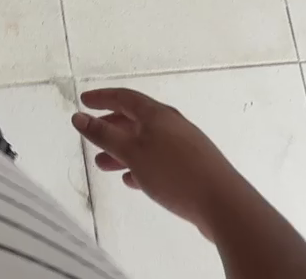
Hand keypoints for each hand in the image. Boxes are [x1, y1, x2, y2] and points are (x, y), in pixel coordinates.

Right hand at [72, 87, 253, 240]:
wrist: (228, 207)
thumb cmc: (174, 172)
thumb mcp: (131, 152)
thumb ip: (103, 134)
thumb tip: (78, 116)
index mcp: (157, 114)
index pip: (124, 97)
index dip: (102, 97)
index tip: (84, 101)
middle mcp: (173, 125)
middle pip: (135, 120)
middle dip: (111, 129)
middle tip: (93, 138)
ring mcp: (187, 147)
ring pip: (148, 143)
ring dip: (125, 152)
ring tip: (106, 167)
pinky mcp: (196, 169)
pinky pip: (162, 160)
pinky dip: (143, 165)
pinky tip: (133, 181)